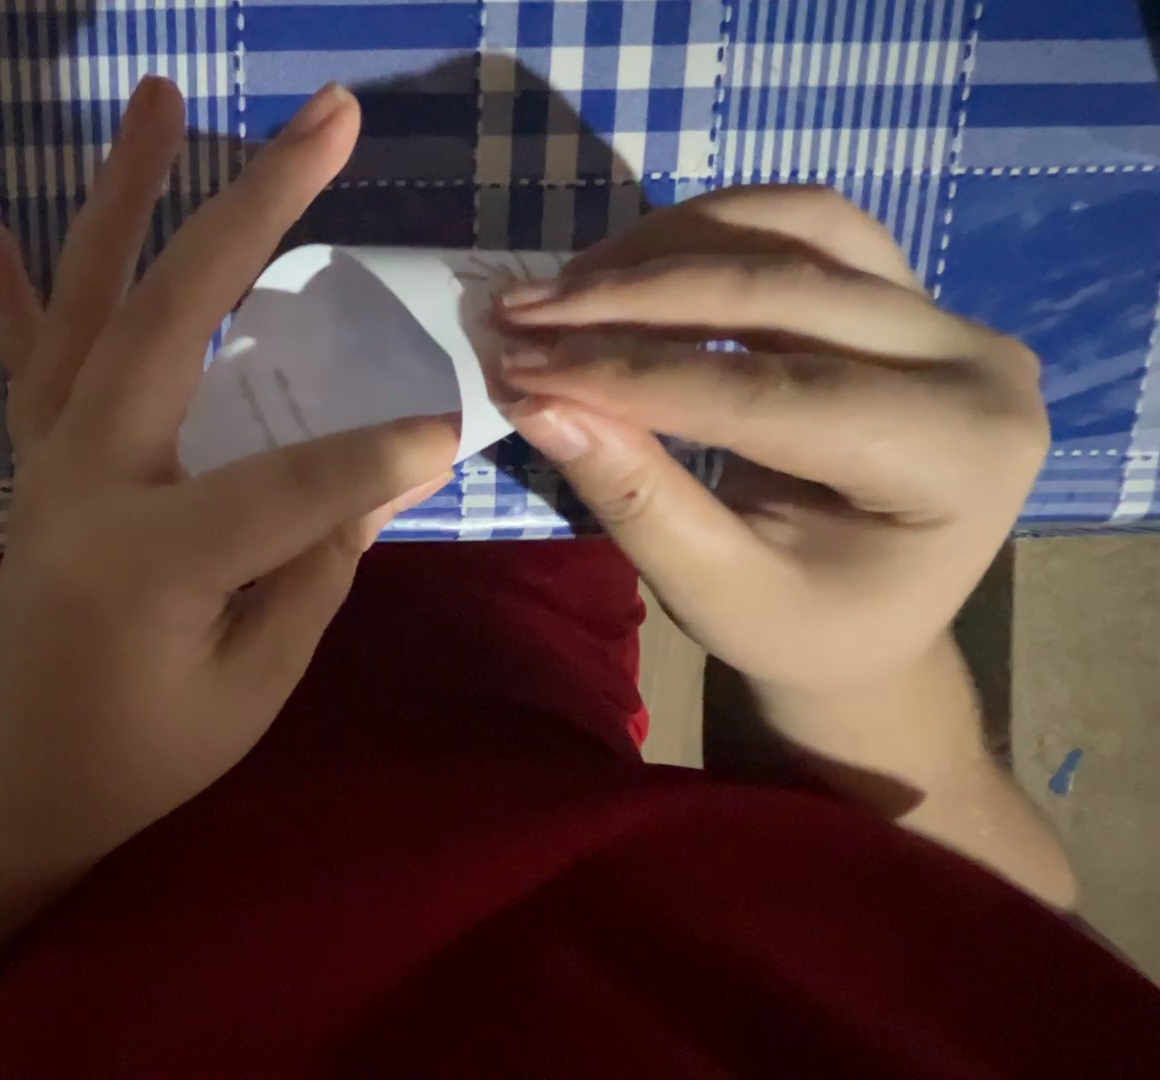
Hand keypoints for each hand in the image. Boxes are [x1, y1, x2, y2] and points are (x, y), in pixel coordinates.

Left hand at [0, 78, 455, 825]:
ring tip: (158, 98)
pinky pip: (27, 361)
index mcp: (150, 558)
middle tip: (326, 119)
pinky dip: (14, 289)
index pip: (289, 480)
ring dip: (125, 198)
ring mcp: (47, 461)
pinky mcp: (35, 461)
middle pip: (171, 320)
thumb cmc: (151, 745)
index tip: (448, 422)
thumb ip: (319, 558)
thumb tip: (394, 457)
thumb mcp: (258, 676)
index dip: (378, 453)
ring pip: (86, 308)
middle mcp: (84, 483)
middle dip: (255, 212)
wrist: (33, 767)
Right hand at [488, 186, 1048, 696]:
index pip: (757, 391)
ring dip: (662, 248)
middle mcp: (968, 360)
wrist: (867, 622)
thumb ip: (631, 494)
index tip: (515, 367)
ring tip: (561, 289)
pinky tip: (625, 270)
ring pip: (795, 227)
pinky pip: (800, 227)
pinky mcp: (899, 298)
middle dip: (627, 296)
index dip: (622, 375)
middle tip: (519, 311)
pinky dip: (701, 235)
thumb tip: (535, 404)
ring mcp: (941, 315)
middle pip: (778, 285)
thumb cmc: (794, 626)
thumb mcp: (706, 586)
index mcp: (947, 454)